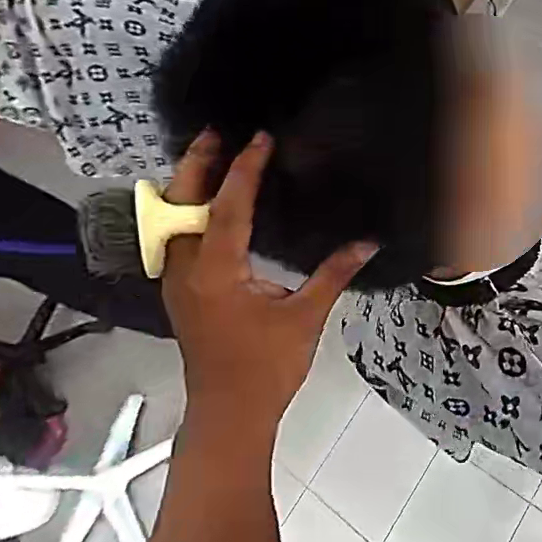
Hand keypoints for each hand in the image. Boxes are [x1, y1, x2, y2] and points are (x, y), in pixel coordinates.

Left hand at [161, 130, 375, 428]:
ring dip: (189, 185)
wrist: (230, 409)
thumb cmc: (268, 364)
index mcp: (215, 271)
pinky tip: (210, 206)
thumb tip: (369, 242)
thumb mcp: (306, 315)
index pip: (227, 207)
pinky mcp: (182, 290)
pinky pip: (177, 236)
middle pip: (181, 204)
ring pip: (172, 219)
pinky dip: (190, 210)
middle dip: (197, 164)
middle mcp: (185, 268)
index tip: (261, 140)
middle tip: (216, 132)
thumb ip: (333, 273)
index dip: (244, 170)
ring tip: (211, 157)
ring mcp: (177, 279)